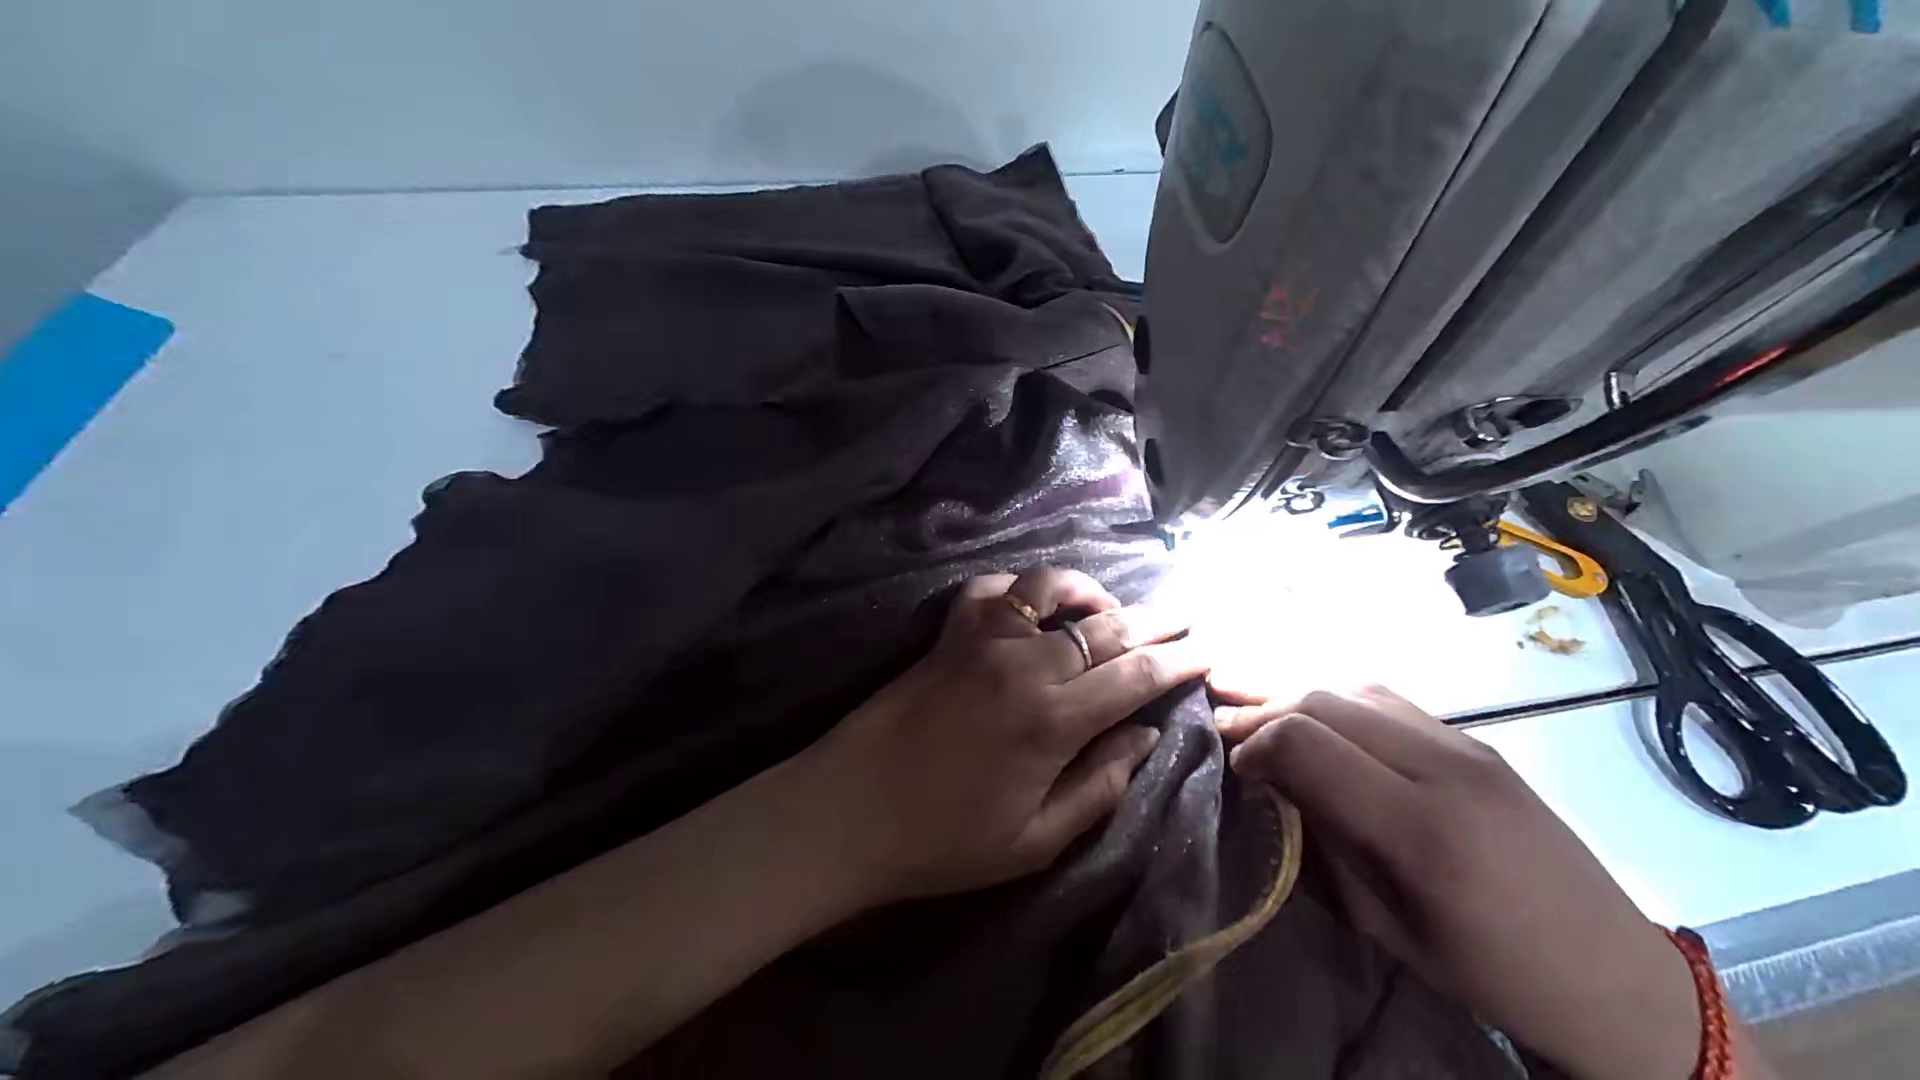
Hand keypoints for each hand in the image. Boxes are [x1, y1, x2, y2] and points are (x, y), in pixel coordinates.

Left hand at [795, 568, 1206, 904]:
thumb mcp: (1035, 842)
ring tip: (1110, 606)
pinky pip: (987, 590)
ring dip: (1088, 590)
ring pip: (1047, 589)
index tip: (1207, 649)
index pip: (1134, 674)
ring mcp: (979, 641)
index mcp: (1052, 720)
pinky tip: (1031, 602)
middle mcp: (1022, 664)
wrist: (849, 812)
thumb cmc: (944, 840)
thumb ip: (1099, 785)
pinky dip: (1016, 587)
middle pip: (1103, 627)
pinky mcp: (945, 637)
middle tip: (1184, 615)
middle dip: (1153, 619)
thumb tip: (1146, 737)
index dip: (1179, 659)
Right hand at [1217, 686, 1700, 1079]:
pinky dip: (1337, 699)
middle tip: (1226, 726)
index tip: (1236, 767)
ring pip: (1353, 688)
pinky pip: (1388, 700)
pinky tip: (1316, 714)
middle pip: (1322, 701)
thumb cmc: (1486, 968)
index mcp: (1419, 829)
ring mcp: (1466, 745)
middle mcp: (1443, 767)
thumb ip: (1321, 839)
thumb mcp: (1381, 922)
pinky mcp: (1477, 741)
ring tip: (1257, 706)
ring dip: (1296, 695)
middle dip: (1262, 709)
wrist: (1614, 976)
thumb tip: (1269, 780)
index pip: (1305, 741)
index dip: (1254, 743)